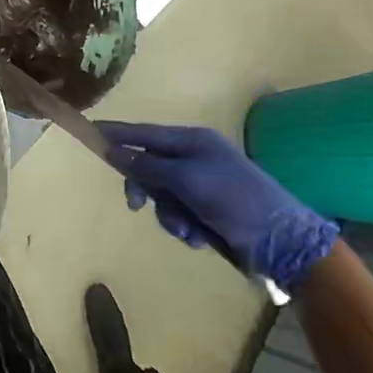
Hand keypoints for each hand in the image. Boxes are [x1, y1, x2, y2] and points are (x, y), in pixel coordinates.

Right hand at [97, 122, 337, 290]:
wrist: (281, 241)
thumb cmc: (234, 199)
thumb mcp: (186, 180)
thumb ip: (148, 166)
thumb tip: (114, 151)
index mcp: (193, 141)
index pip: (145, 134)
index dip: (118, 134)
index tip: (90, 131)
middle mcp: (195, 159)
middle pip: (150, 168)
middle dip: (146, 190)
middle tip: (136, 205)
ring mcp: (202, 186)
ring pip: (163, 197)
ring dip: (170, 217)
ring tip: (189, 230)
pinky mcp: (208, 211)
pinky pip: (179, 216)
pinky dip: (186, 228)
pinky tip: (202, 237)